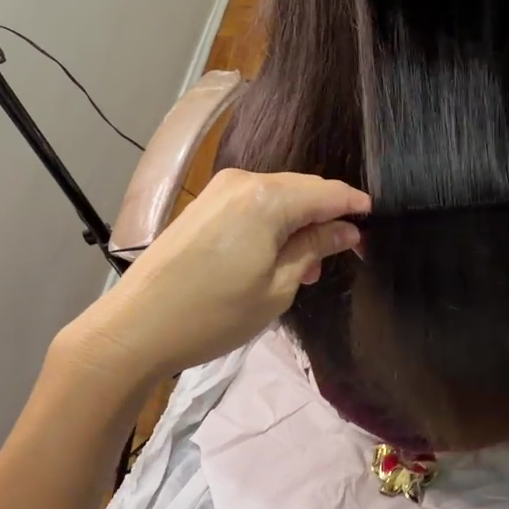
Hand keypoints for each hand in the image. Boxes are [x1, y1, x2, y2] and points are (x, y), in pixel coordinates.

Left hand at [60, 169, 368, 382]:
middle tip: (339, 255)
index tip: (373, 226)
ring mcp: (218, 190)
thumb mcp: (276, 288)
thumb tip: (345, 230)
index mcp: (267, 198)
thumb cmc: (213, 314)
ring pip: (277, 196)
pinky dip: (272, 223)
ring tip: (306, 266)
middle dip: (325, 217)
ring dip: (297, 223)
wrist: (135, 327)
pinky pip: (252, 203)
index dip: (354, 207)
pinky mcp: (203, 205)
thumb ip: (313, 249)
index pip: (327, 191)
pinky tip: (275, 256)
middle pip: (302, 189)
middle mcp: (243, 181)